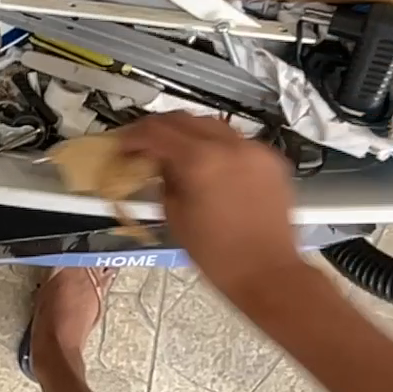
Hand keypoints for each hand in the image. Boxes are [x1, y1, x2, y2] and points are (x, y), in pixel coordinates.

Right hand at [119, 113, 321, 308]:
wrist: (268, 272)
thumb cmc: (216, 253)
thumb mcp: (173, 214)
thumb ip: (162, 179)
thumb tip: (156, 163)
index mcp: (199, 160)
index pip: (155, 131)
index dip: (132, 136)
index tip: (123, 145)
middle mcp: (228, 147)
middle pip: (181, 118)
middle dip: (156, 128)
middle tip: (142, 144)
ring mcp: (253, 150)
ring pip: (209, 124)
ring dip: (185, 132)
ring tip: (172, 150)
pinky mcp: (270, 160)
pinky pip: (234, 140)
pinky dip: (213, 144)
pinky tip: (206, 162)